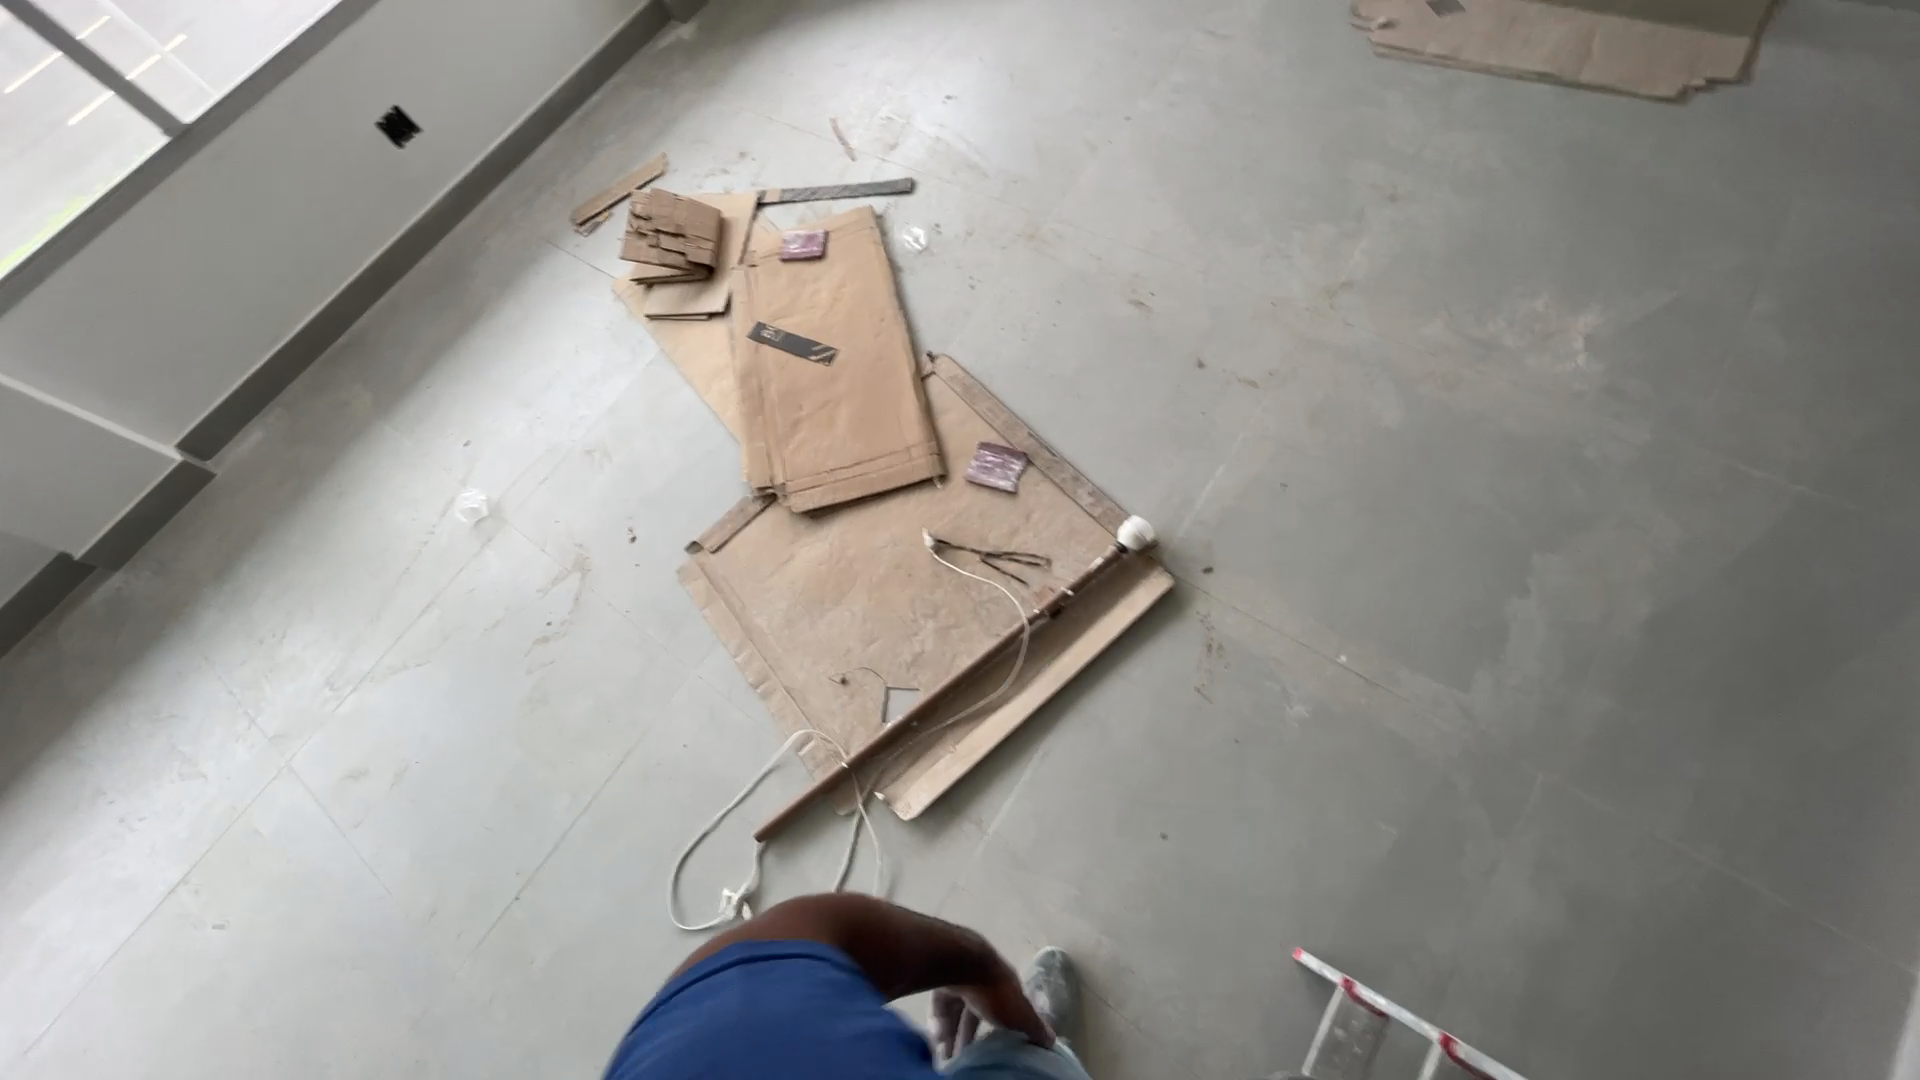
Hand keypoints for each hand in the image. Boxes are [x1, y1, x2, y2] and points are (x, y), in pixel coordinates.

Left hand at [930, 972, 1054, 1057]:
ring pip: (957, 1010)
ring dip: (952, 1034)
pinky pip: (940, 1004)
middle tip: (963, 1062)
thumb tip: (1052, 1041)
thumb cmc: (995, 991)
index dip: (1000, 1031)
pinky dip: (939, 1021)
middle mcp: (983, 980)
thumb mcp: (1020, 1014)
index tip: (995, 1053)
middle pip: (976, 1014)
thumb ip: (1034, 1027)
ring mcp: (961, 978)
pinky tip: (937, 1039)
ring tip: (947, 1059)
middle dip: (970, 1038)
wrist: (962, 962)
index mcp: (1005, 986)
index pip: (1005, 1011)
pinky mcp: (941, 979)